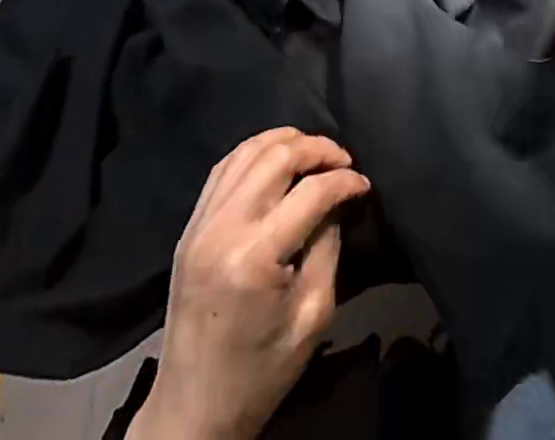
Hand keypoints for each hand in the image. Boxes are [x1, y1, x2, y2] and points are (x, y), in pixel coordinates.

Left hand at [129, 129, 370, 439]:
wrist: (191, 410)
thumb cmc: (262, 369)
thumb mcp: (314, 311)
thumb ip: (327, 245)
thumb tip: (337, 201)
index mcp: (254, 257)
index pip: (312, 191)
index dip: (347, 180)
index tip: (365, 187)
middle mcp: (221, 230)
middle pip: (276, 156)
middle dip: (320, 149)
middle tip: (345, 164)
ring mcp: (198, 226)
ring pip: (246, 151)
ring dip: (288, 143)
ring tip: (317, 157)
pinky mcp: (189, 229)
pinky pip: (223, 168)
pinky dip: (257, 153)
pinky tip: (280, 163)